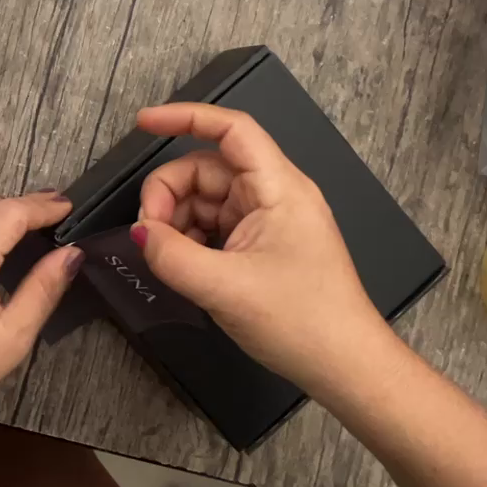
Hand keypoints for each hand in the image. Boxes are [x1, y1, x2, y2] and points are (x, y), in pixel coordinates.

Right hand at [133, 103, 398, 395]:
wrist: (346, 369)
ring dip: (175, 219)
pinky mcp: (258, 244)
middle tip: (150, 233)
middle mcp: (273, 195)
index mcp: (279, 189)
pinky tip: (180, 263)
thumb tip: (140, 231)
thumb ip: (171, 255)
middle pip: (205, 167)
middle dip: (168, 192)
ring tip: (165, 255)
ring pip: (203, 197)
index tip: (143, 123)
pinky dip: (187, 238)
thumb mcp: (226, 288)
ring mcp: (265, 220)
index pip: (231, 129)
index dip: (185, 117)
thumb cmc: (303, 322)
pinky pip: (210, 224)